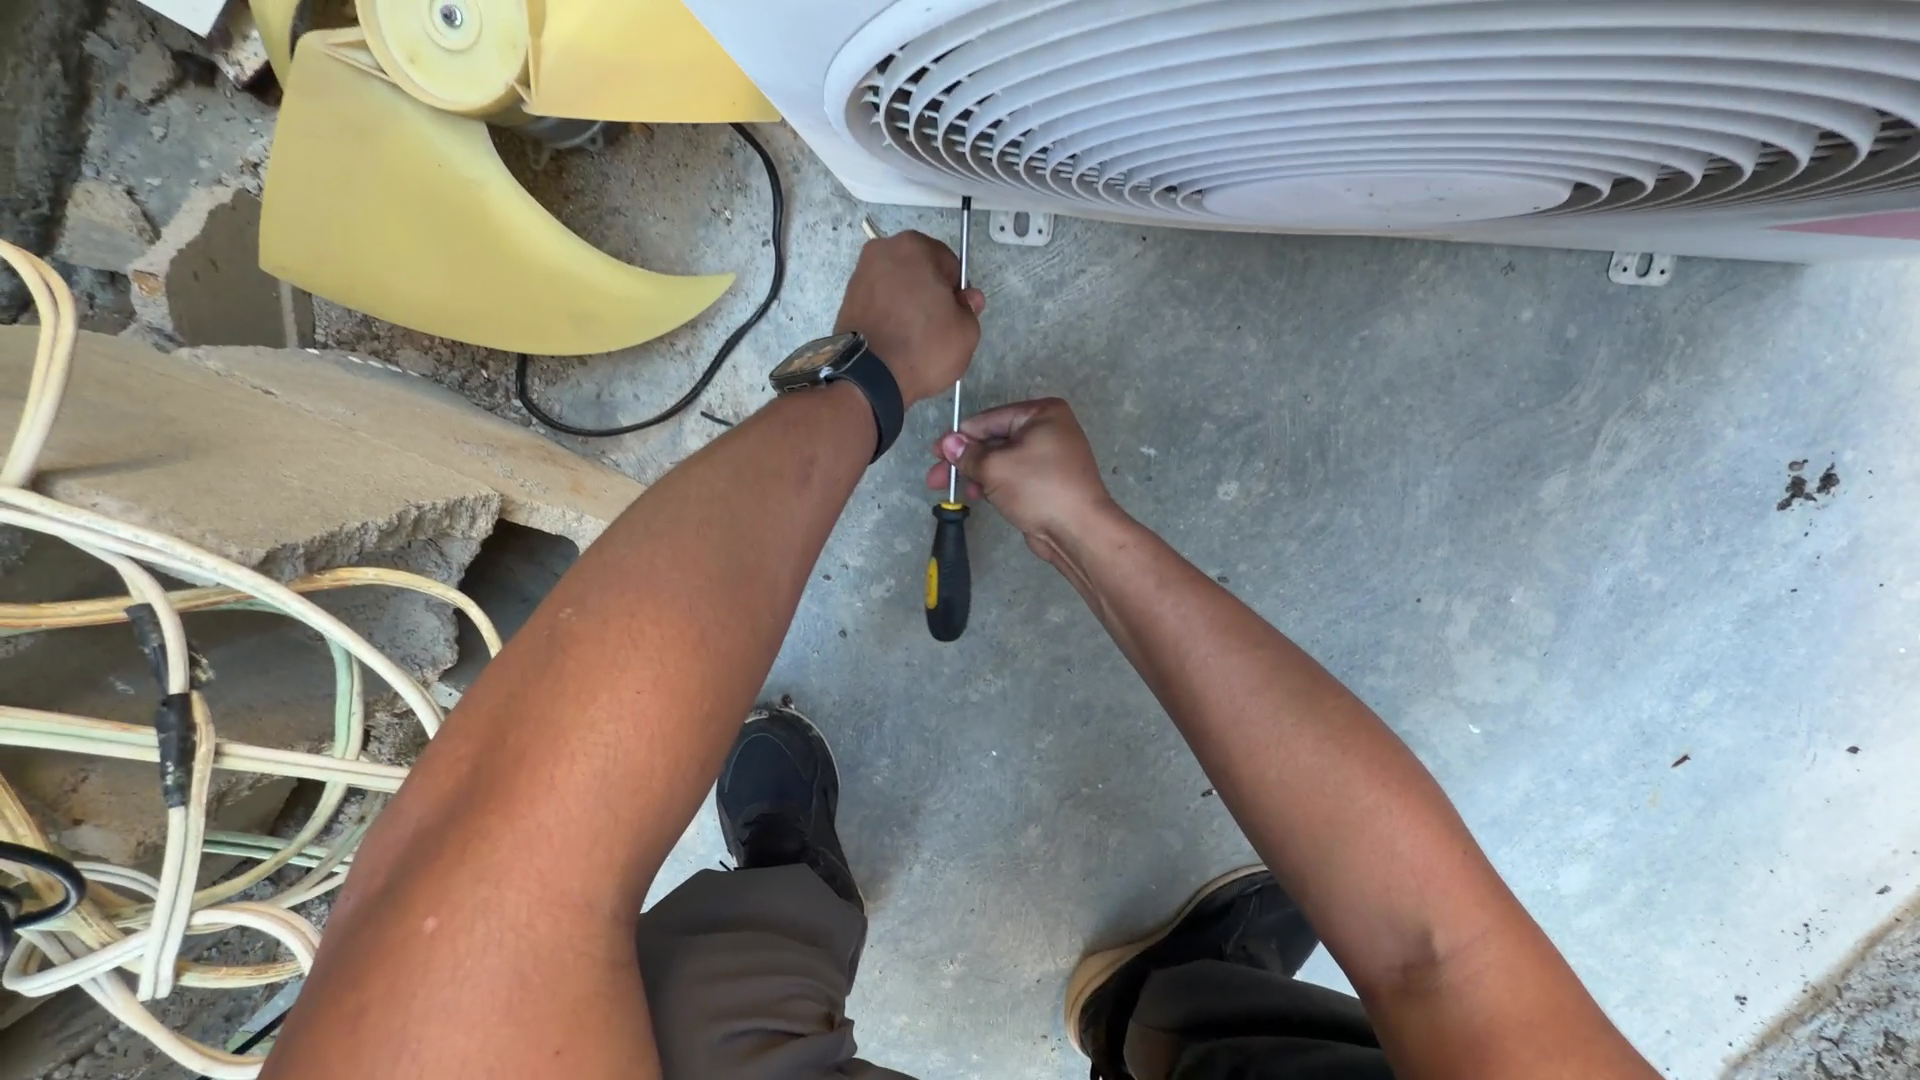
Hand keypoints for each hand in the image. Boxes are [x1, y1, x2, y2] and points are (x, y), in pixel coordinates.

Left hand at [834, 231, 985, 405]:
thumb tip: (967, 298)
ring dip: (908, 305)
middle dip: (929, 294)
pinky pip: (879, 303)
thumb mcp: (965, 332)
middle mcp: (882, 251)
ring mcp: (860, 274)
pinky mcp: (847, 299)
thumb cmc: (923, 348)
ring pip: (898, 288)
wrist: (868, 378)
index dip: (955, 292)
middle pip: (920, 273)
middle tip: (934, 328)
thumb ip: (970, 308)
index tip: (953, 315)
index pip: (949, 265)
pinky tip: (894, 339)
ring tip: (912, 337)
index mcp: (914, 246)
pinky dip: (889, 316)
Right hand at [925, 398, 1117, 564]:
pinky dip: (994, 483)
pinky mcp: (1047, 481)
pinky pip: (1013, 476)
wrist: (1078, 531)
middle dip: (965, 459)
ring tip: (953, 489)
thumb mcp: (995, 467)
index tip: (935, 453)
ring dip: (976, 473)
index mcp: (1042, 413)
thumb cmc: (1039, 488)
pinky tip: (977, 495)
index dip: (960, 437)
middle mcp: (1048, 429)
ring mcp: (1049, 457)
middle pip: (995, 440)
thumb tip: (948, 443)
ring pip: (1002, 460)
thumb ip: (968, 454)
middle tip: (936, 477)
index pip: (989, 419)